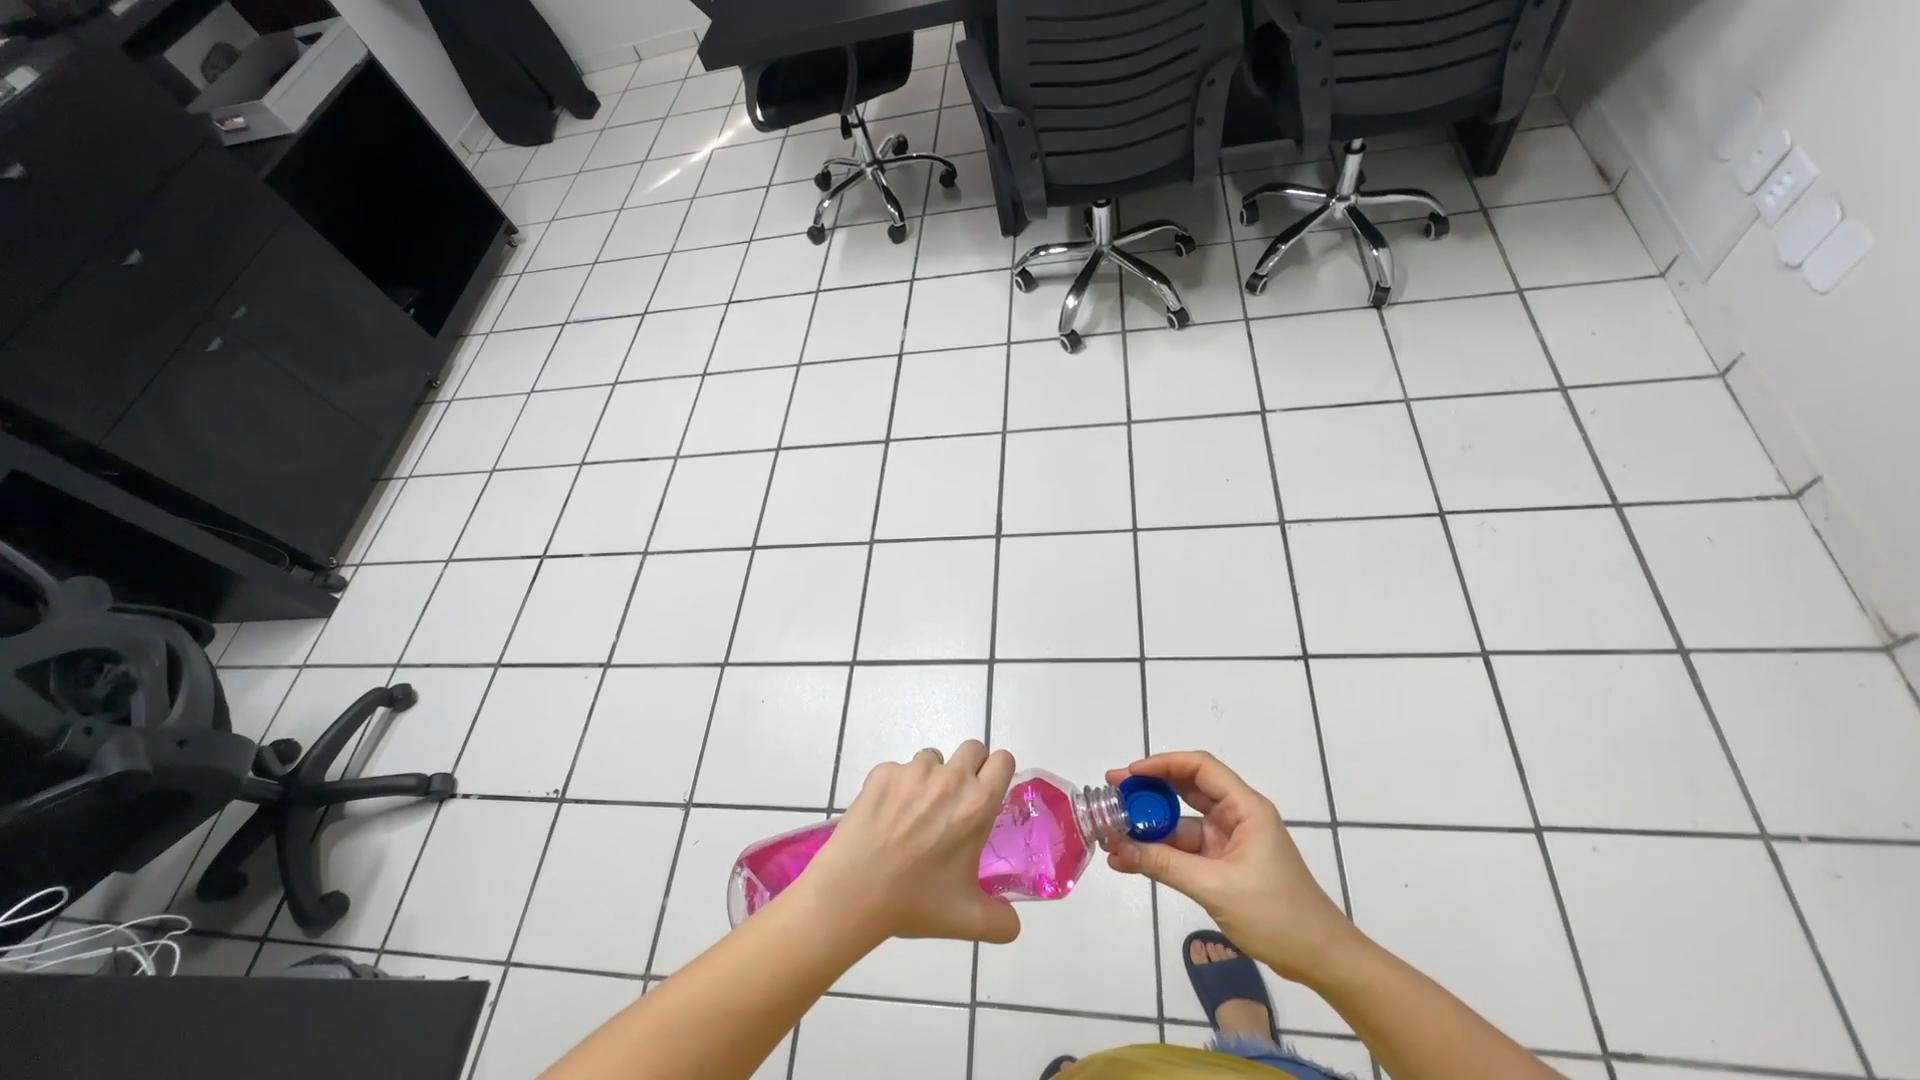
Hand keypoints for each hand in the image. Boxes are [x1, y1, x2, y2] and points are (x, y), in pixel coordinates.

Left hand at [803, 741, 1021, 945]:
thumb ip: (1002, 922)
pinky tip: (887, 817)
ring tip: (916, 815)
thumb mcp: (967, 920)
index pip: (1002, 760)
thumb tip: (1012, 923)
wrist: (853, 892)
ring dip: (932, 778)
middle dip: (970, 768)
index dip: (999, 773)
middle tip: (957, 802)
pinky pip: (899, 770)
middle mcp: (949, 779)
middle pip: (972, 749)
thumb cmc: (914, 902)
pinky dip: (898, 787)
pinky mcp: (882, 773)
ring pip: (933, 759)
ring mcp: (912, 772)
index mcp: (977, 805)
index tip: (989, 793)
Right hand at [1103, 752, 1360, 985]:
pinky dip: (1159, 852)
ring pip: (1182, 821)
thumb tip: (1117, 847)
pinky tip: (1129, 860)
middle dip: (1149, 790)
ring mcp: (1230, 842)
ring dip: (1150, 826)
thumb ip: (1164, 864)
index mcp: (1246, 809)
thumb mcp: (1215, 887)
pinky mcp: (1224, 865)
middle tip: (1112, 793)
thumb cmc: (1276, 914)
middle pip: (1187, 789)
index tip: (1129, 775)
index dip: (1163, 764)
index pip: (1200, 768)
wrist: (1319, 958)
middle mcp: (1237, 817)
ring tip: (1113, 832)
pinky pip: (1184, 849)